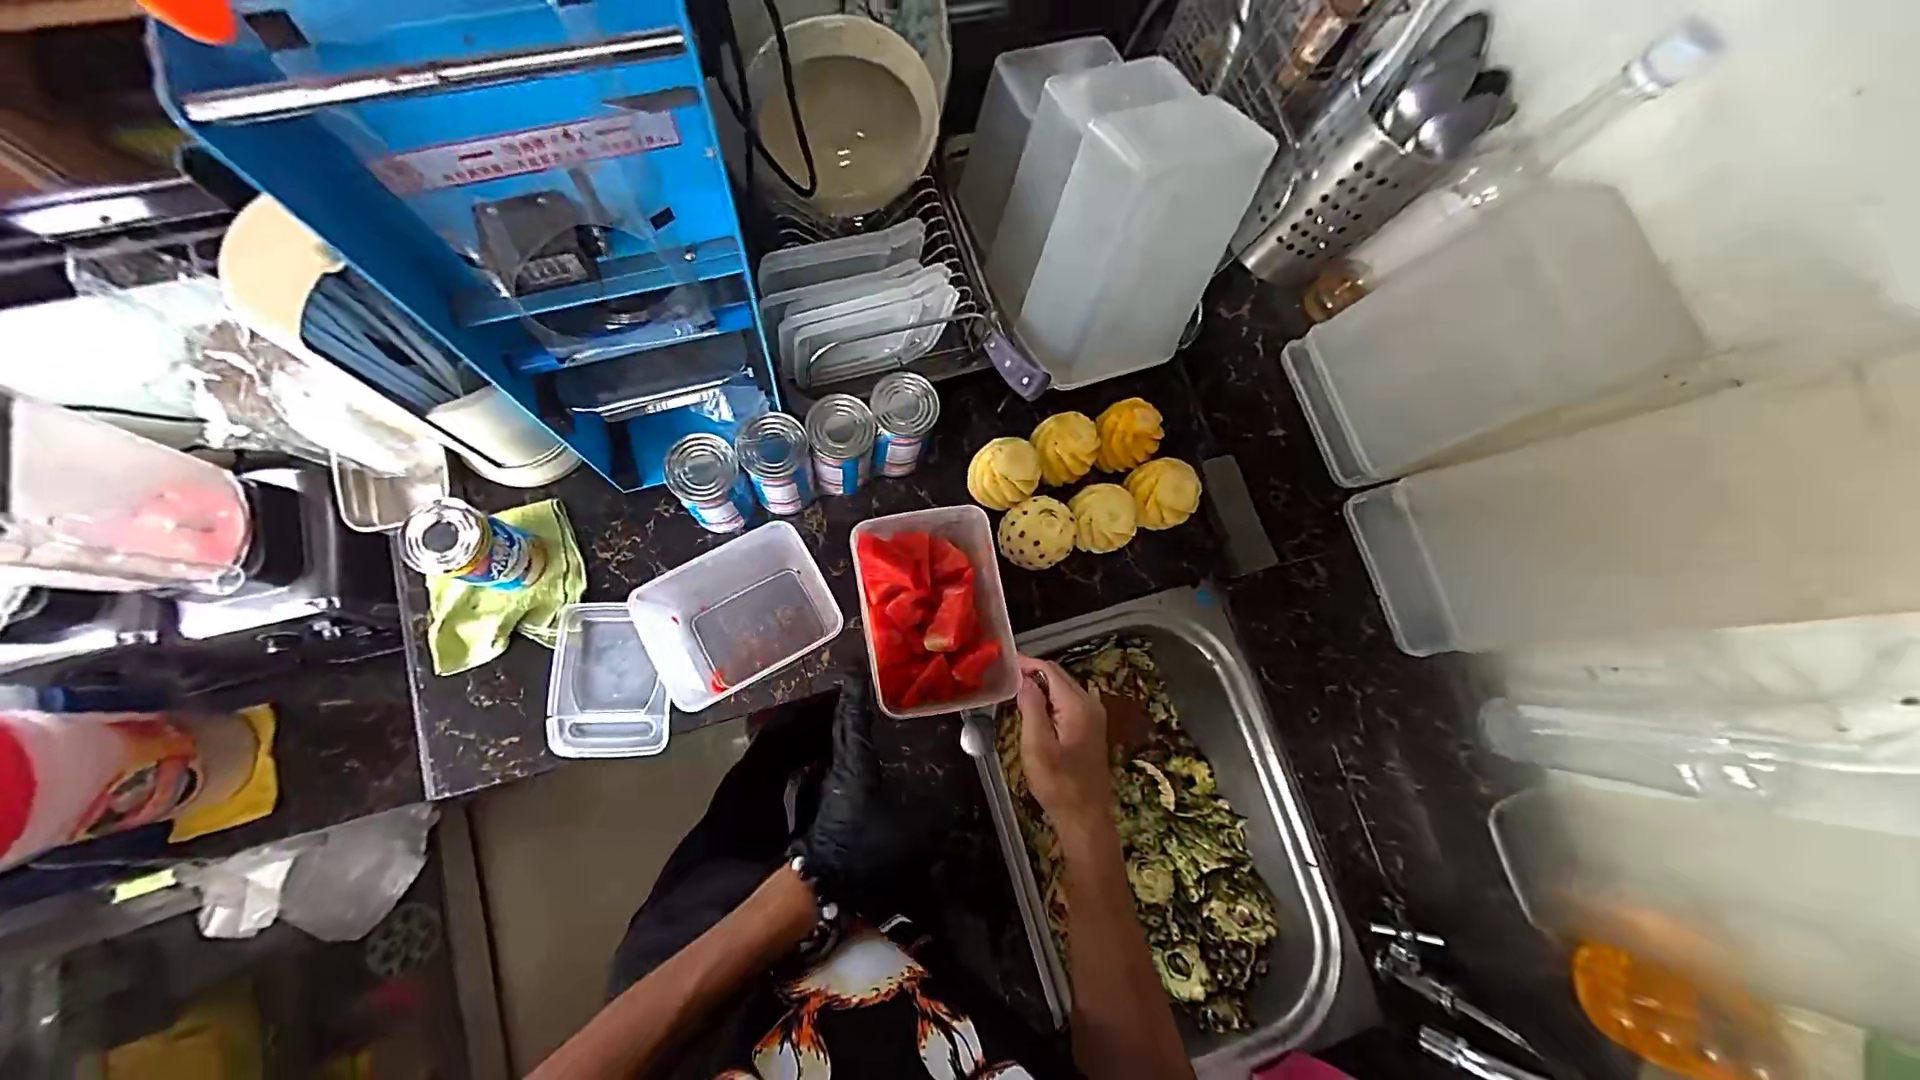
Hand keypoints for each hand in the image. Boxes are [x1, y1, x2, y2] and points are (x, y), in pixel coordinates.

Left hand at [793, 679, 915, 917]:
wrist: (825, 889)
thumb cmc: (866, 853)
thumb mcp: (912, 832)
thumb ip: (937, 810)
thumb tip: (960, 795)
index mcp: (856, 763)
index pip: (854, 715)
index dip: (857, 688)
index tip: (862, 664)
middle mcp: (840, 764)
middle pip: (843, 721)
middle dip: (856, 697)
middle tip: (876, 679)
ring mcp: (832, 781)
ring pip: (841, 738)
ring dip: (854, 718)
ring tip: (878, 705)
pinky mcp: (832, 797)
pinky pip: (845, 756)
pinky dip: (856, 740)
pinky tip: (874, 745)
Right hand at [1016, 656, 1114, 845]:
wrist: (1085, 817)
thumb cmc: (1058, 784)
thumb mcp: (1037, 746)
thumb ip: (1031, 708)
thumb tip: (1024, 680)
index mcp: (1078, 705)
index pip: (1050, 671)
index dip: (1027, 663)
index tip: (1004, 663)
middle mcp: (1090, 704)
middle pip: (1058, 676)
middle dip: (1032, 672)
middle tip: (1004, 675)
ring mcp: (1094, 716)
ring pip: (1063, 688)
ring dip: (1040, 685)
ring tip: (1014, 688)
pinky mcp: (1091, 727)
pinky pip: (1068, 702)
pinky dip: (1050, 698)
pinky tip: (1034, 706)